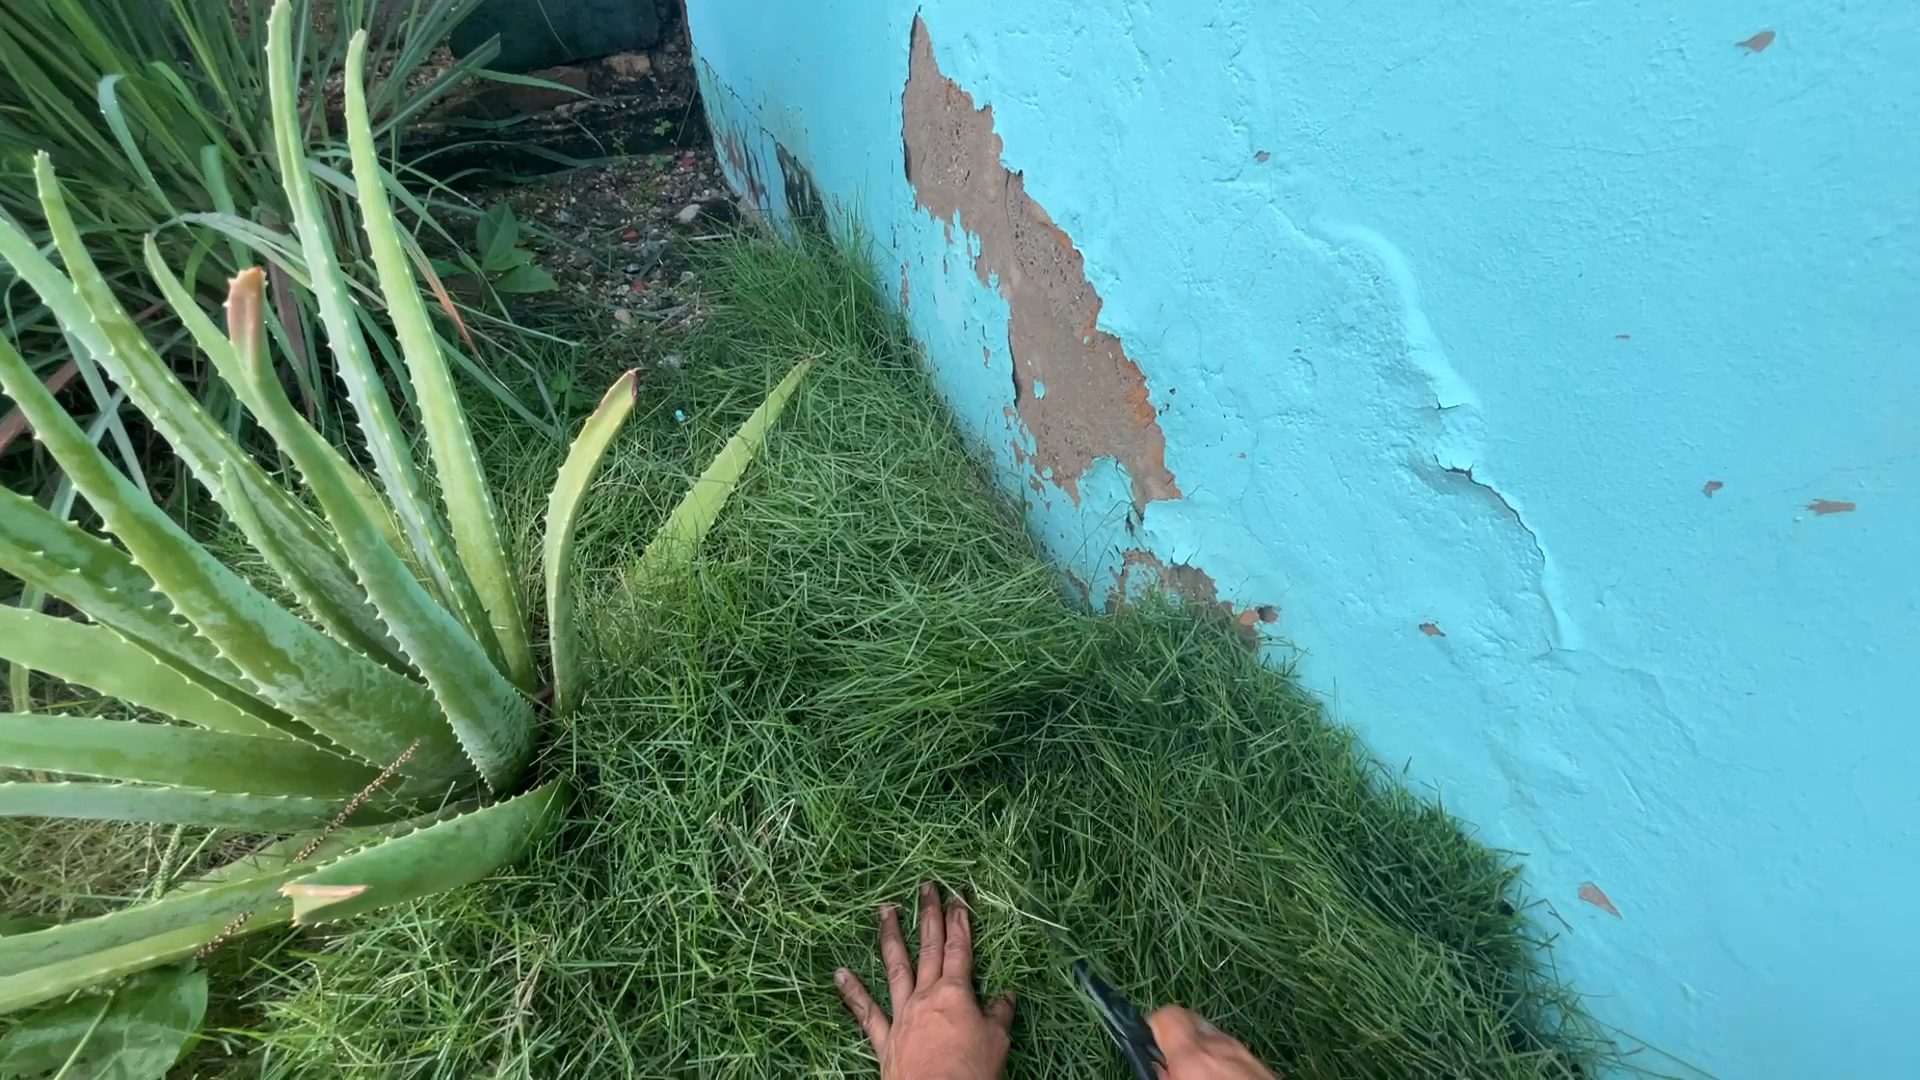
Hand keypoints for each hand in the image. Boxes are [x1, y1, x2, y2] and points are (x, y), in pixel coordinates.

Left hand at [836, 883, 1015, 1079]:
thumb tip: (1008, 994)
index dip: (960, 920)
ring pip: (896, 967)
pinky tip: (839, 973)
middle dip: (929, 915)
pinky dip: (853, 993)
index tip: (958, 894)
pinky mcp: (885, 1040)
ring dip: (892, 936)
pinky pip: (866, 1013)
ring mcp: (902, 1015)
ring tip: (886, 909)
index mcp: (954, 992)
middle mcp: (925, 995)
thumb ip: (1000, 1015)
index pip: (959, 947)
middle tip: (926, 886)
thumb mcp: (997, 1043)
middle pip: (929, 947)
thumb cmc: (970, 1073)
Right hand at [1149, 1007, 1276, 1078]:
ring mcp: (1245, 1054)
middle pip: (1192, 1022)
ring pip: (1216, 1038)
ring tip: (1203, 1077)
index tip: (1152, 1049)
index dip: (1155, 1028)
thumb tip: (1162, 1071)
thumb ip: (1166, 1079)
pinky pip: (1236, 1054)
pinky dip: (1227, 1064)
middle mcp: (1218, 1045)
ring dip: (1205, 1052)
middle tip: (1176, 1066)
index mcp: (1191, 1055)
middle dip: (1181, 1039)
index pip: (1165, 1016)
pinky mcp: (1265, 1067)